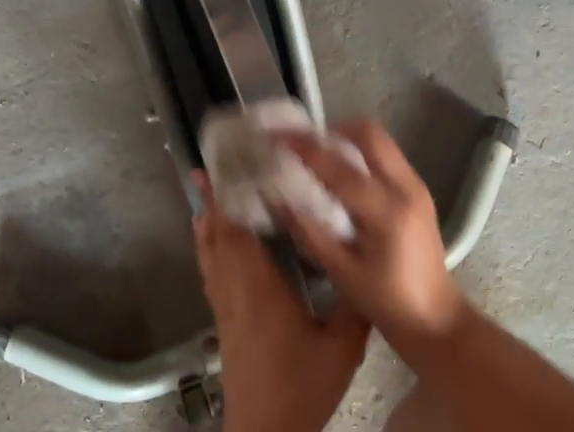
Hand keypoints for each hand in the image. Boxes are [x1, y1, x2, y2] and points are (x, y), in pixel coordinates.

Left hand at [194, 173, 368, 431]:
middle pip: (216, 236)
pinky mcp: (223, 321)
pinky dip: (209, 247)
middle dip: (213, 200)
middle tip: (212, 168)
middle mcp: (233, 289)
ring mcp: (224, 306)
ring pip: (209, 253)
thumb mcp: (342, 346)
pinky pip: (211, 271)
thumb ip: (353, 304)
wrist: (267, 430)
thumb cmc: (301, 384)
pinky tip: (213, 242)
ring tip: (207, 193)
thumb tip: (366, 268)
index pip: (235, 231)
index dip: (228, 198)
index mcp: (257, 286)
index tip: (226, 168)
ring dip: (207, 221)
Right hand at [276, 121, 469, 351]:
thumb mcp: (342, 272)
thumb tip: (277, 198)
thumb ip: (310, 232)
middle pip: (369, 134)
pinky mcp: (419, 191)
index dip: (306, 148)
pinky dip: (362, 153)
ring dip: (348, 139)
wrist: (437, 320)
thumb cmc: (387, 302)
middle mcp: (406, 188)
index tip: (279, 135)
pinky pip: (387, 156)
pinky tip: (344, 175)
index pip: (340, 167)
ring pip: (380, 141)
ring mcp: (417, 186)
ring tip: (321, 155)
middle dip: (333, 130)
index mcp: (387, 212)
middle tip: (305, 142)